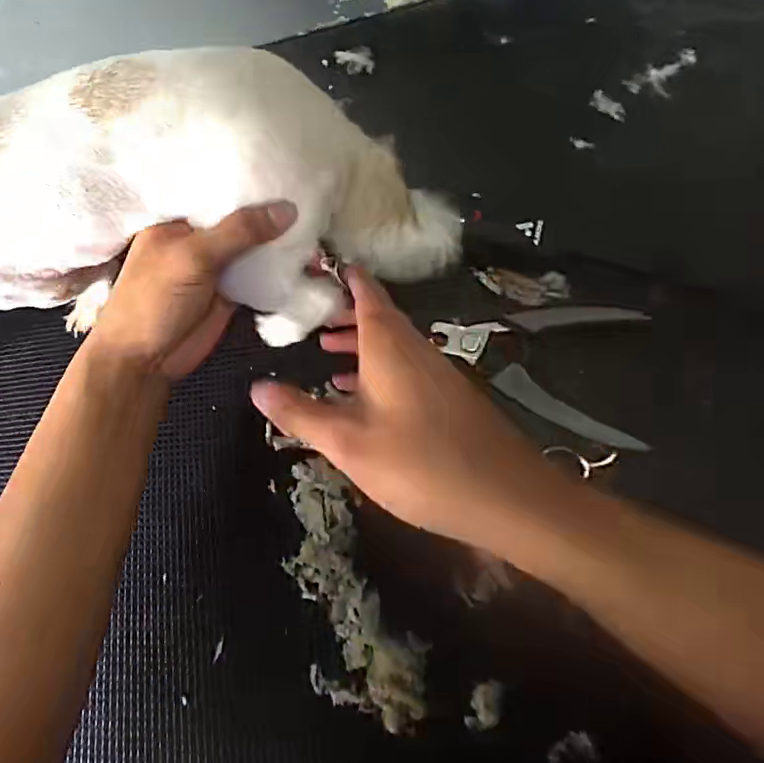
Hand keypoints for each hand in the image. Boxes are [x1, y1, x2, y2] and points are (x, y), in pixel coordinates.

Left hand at [85, 201, 297, 378]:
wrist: (143, 363)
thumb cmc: (154, 299)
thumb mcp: (193, 256)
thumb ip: (239, 231)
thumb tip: (287, 209)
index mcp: (177, 222)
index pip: (217, 193)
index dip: (249, 183)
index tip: (286, 169)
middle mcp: (198, 240)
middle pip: (240, 222)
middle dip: (271, 212)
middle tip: (312, 195)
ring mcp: (215, 268)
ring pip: (253, 249)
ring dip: (280, 242)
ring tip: (318, 223)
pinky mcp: (230, 294)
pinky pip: (260, 276)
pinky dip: (280, 270)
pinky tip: (308, 258)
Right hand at [249, 267, 569, 551]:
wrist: (506, 496)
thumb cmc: (420, 463)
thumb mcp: (348, 443)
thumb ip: (301, 414)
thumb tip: (257, 388)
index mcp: (389, 346)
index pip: (366, 294)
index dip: (345, 278)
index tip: (323, 266)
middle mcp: (415, 348)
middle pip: (379, 317)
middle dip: (345, 312)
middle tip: (313, 314)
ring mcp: (436, 372)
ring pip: (393, 343)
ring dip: (361, 342)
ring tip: (327, 351)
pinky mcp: (449, 397)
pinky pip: (406, 367)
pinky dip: (379, 368)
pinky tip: (363, 396)